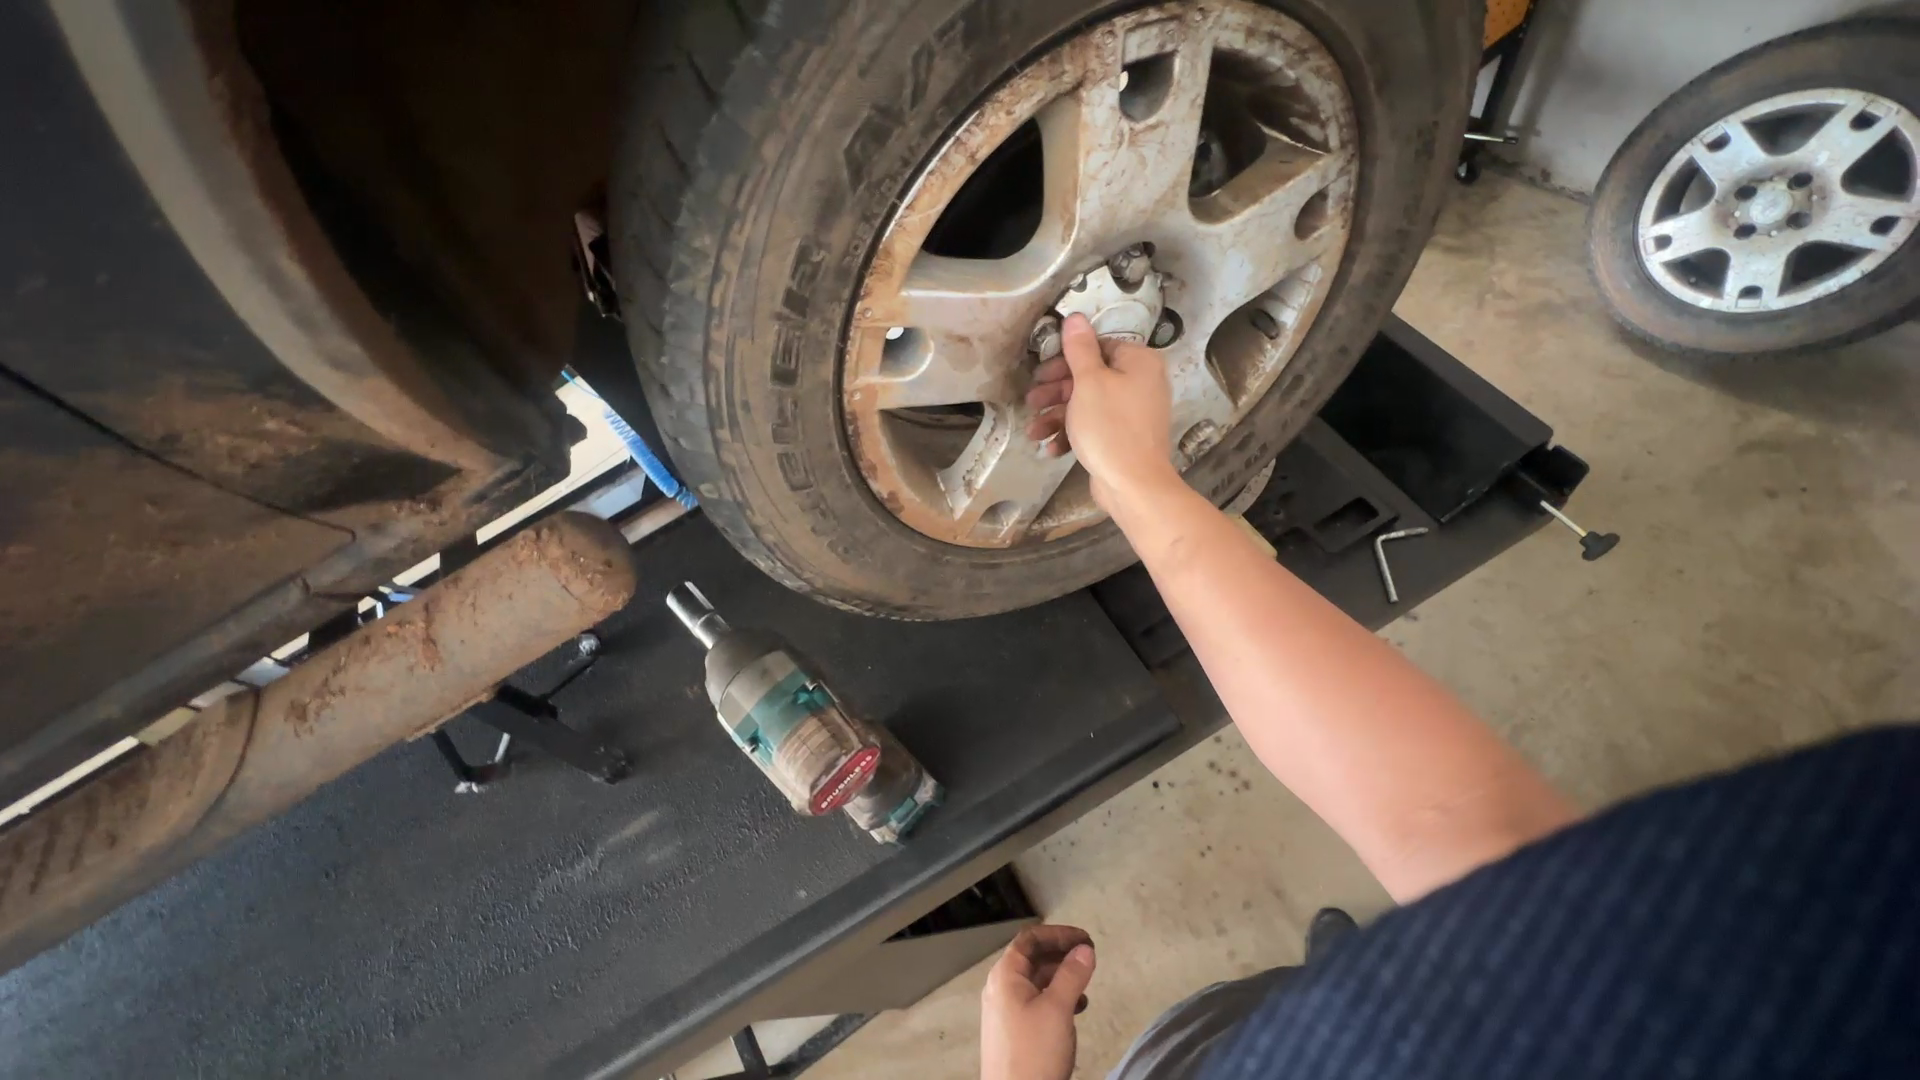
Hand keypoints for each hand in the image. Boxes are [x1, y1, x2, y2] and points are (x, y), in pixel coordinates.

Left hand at [980, 925, 1096, 1079]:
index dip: (1058, 934)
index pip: (1030, 938)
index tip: (1086, 940)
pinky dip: (1055, 999)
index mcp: (1005, 975)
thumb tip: (1084, 949)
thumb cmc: (1034, 1051)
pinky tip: (1075, 1010)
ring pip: (1035, 982)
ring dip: (1060, 978)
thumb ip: (1071, 975)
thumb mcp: (1057, 1010)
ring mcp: (1004, 1011)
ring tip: (1085, 986)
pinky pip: (1035, 1003)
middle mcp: (1000, 987)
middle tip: (1090, 958)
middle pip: (1032, 958)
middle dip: (1061, 955)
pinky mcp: (1012, 1032)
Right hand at [1025, 314, 1175, 510]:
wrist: (1133, 485)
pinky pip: (1095, 427)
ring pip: (1088, 405)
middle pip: (1090, 377)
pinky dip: (1072, 435)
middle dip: (1055, 392)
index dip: (1065, 360)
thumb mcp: (1089, 382)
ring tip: (1033, 432)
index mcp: (1139, 362)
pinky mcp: (1124, 438)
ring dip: (1057, 416)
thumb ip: (1079, 349)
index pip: (1097, 348)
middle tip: (1032, 401)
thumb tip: (1075, 317)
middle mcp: (1141, 383)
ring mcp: (1134, 413)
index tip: (1040, 374)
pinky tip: (1051, 449)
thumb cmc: (1111, 428)